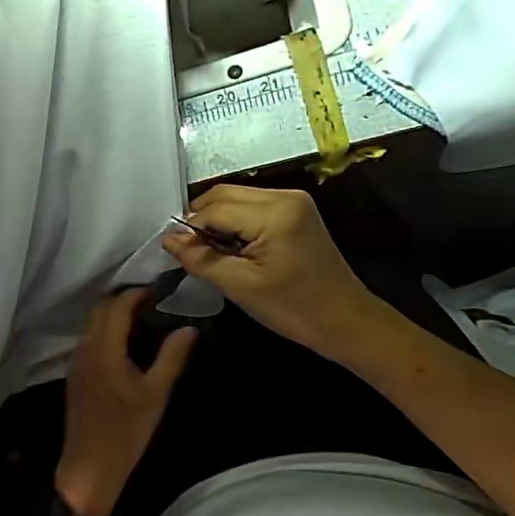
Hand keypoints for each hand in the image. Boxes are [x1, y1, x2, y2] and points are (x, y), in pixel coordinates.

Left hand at [56, 289, 197, 515]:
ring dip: (114, 316)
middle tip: (153, 305)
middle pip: (100, 309)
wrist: (90, 466)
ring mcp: (76, 362)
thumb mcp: (156, 393)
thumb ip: (172, 357)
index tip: (159, 294)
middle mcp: (85, 349)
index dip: (136, 294)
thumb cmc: (127, 431)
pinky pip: (89, 341)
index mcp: (104, 350)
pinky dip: (106, 333)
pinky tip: (126, 347)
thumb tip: (189, 328)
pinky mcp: (75, 375)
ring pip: (92, 325)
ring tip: (143, 322)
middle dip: (124, 301)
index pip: (117, 306)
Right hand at [162, 185, 391, 360]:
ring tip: (208, 252)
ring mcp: (293, 201)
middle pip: (224, 194)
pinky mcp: (296, 211)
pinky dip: (234, 222)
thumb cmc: (293, 308)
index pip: (215, 209)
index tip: (174, 252)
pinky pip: (252, 206)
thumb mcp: (241, 286)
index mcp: (275, 212)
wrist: (345, 321)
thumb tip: (169, 239)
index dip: (189, 228)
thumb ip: (201, 259)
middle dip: (201, 219)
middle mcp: (284, 195)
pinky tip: (230, 247)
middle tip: (188, 251)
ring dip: (217, 220)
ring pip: (237, 198)